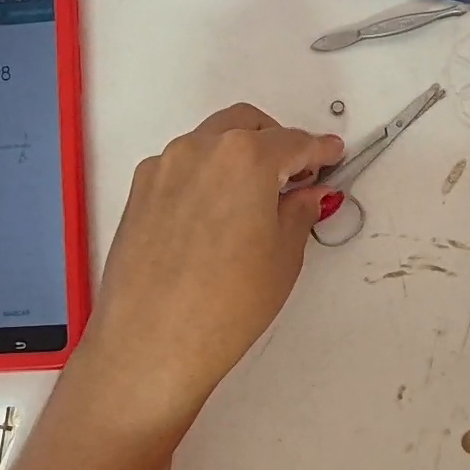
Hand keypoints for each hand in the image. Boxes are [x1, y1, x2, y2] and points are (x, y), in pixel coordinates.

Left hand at [76, 104, 343, 418]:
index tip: (330, 154)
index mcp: (244, 157)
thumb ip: (299, 211)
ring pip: (211, 141)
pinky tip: (219, 212)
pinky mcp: (139, 192)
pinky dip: (207, 174)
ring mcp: (163, 169)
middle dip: (277, 141)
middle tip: (298, 174)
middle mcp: (198, 151)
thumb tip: (306, 196)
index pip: (294, 141)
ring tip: (257, 197)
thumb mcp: (283, 257)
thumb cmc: (216, 307)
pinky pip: (182, 166)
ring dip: (238, 155)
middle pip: (248, 125)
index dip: (319, 149)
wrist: (151, 343)